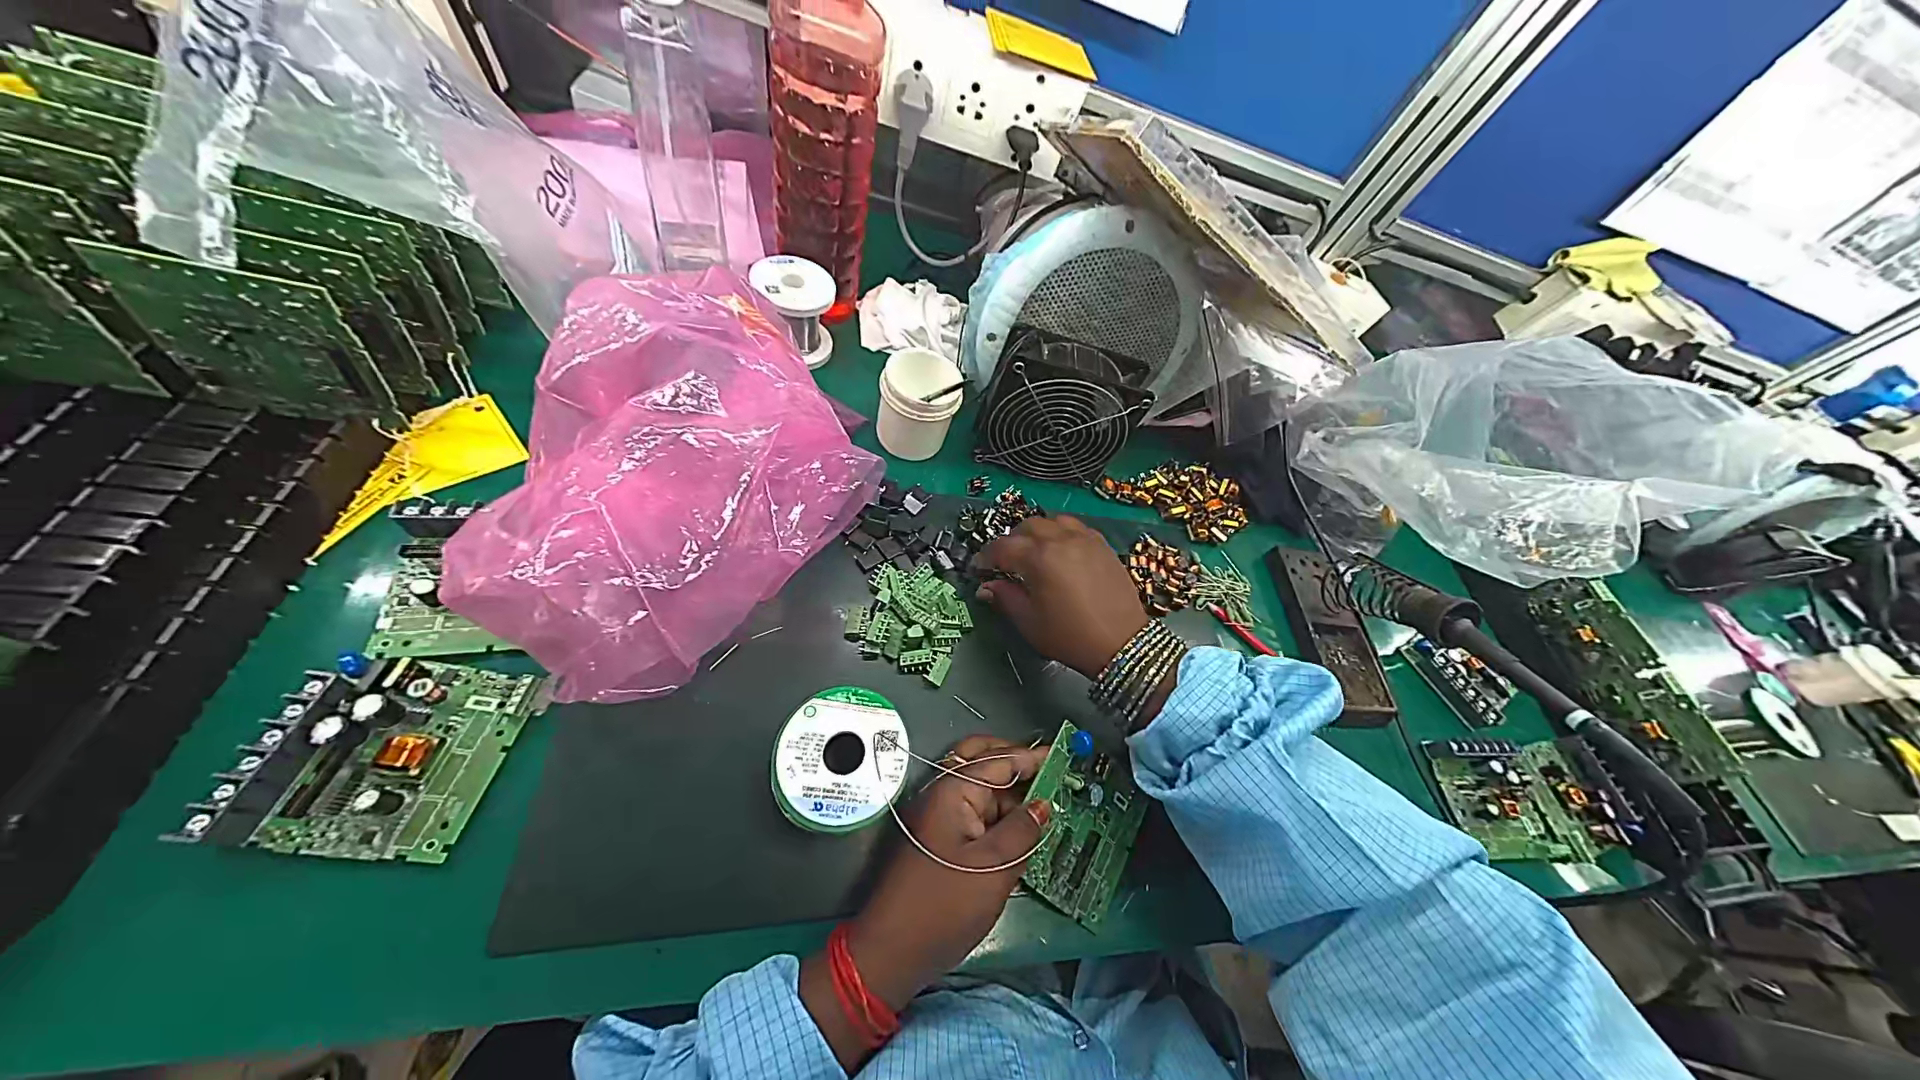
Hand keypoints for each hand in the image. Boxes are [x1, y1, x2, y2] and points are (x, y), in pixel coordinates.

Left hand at [848, 735, 1050, 1006]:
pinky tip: (1022, 828)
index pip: (1000, 760)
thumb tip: (1043, 805)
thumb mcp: (994, 868)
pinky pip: (974, 812)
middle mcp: (943, 793)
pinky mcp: (939, 838)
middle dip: (1018, 763)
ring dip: (1010, 791)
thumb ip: (1023, 831)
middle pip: (984, 763)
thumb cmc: (943, 906)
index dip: (1034, 757)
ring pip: (980, 789)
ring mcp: (939, 815)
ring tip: (1046, 801)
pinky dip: (999, 813)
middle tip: (1053, 774)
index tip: (1065, 756)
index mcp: (953, 790)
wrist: (890, 951)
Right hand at [972, 515, 1147, 676]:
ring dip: (1038, 532)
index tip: (980, 569)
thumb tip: (987, 587)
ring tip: (1034, 551)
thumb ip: (1005, 598)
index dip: (986, 557)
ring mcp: (1085, 539)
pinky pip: (1076, 527)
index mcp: (1038, 558)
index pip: (1002, 547)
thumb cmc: (1070, 636)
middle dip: (1011, 541)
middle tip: (1006, 562)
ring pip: (1053, 520)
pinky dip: (1062, 533)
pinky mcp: (1102, 545)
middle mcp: (1061, 540)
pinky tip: (1061, 551)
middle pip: (1027, 527)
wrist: (1122, 643)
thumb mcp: (1029, 622)